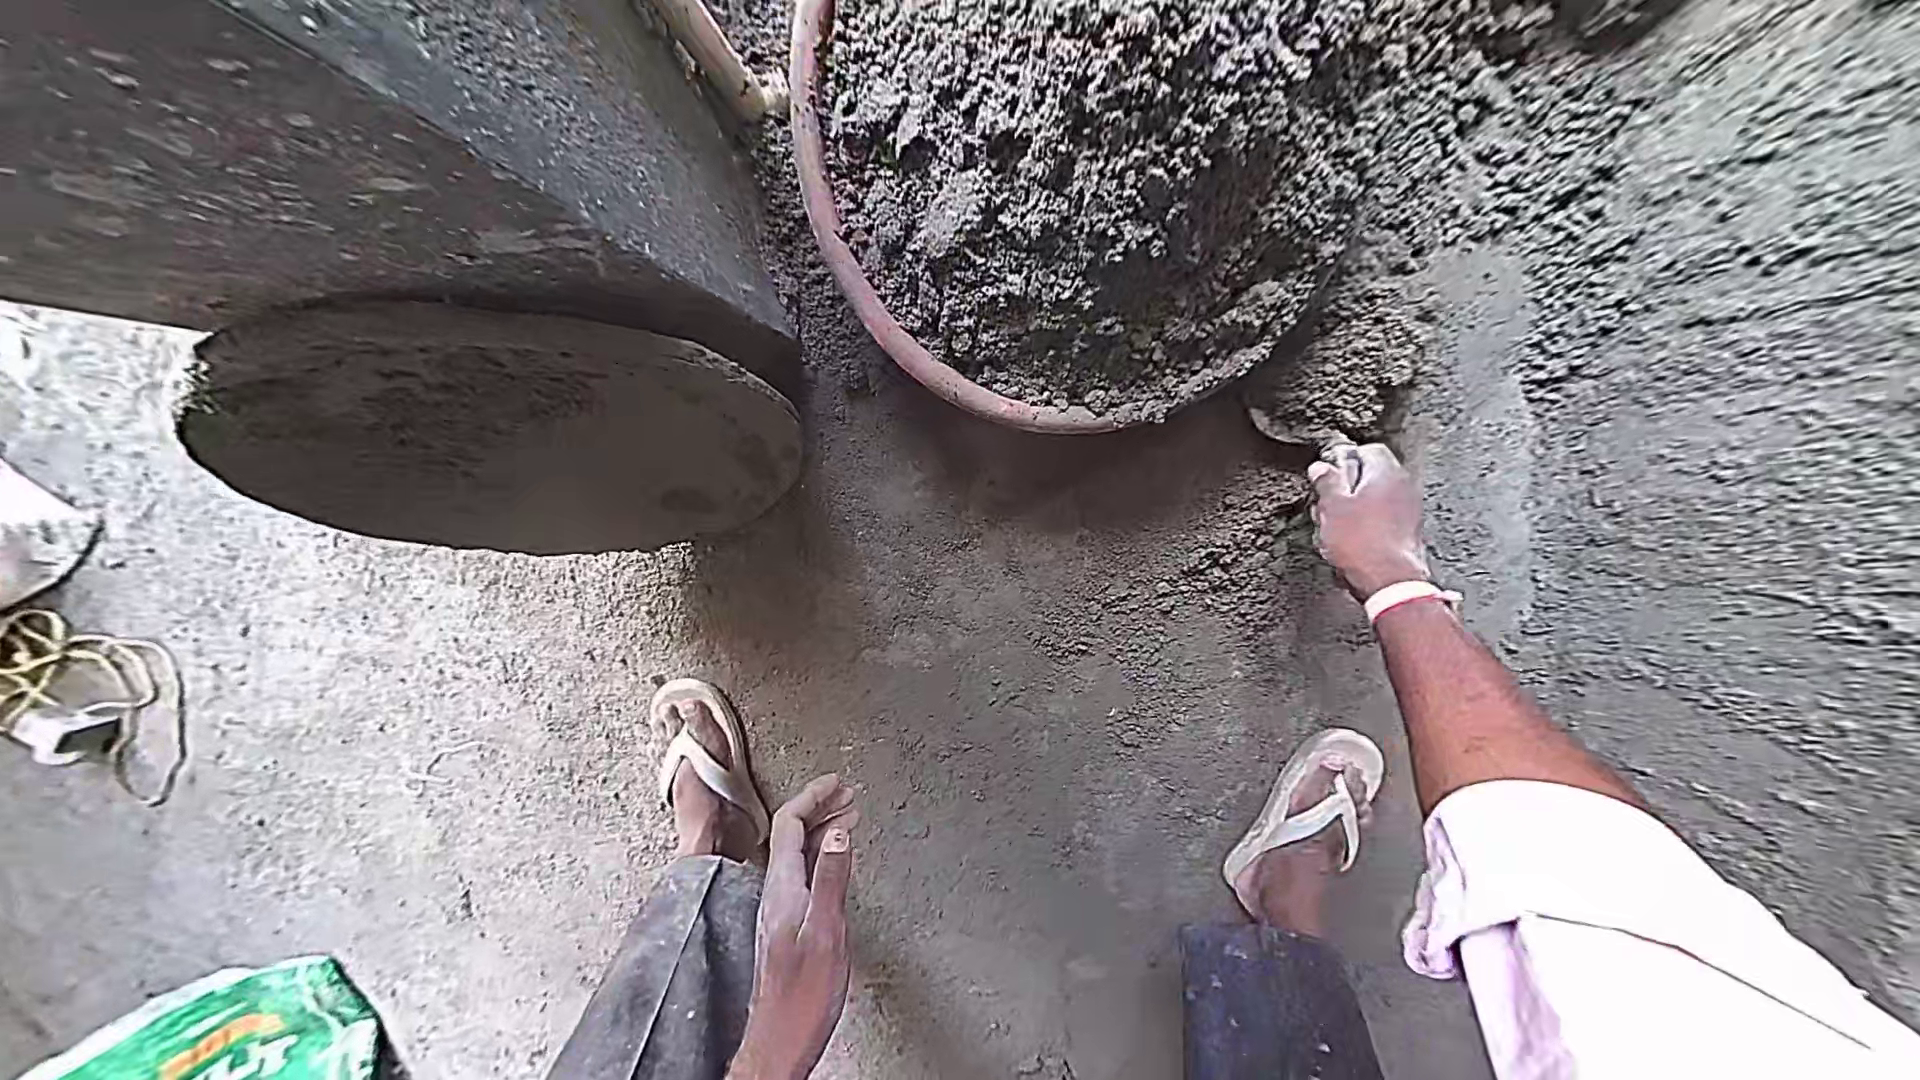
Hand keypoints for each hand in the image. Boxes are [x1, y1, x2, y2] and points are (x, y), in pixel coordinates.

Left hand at [728, 775, 858, 1079]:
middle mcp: (777, 891)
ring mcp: (781, 905)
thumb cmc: (802, 996)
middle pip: (791, 832)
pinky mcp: (789, 919)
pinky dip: (823, 850)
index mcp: (783, 887)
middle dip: (819, 805)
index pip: (789, 824)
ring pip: (798, 850)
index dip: (812, 796)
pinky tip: (837, 854)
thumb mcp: (826, 931)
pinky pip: (803, 867)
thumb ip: (831, 878)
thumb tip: (840, 833)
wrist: (781, 1038)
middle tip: (845, 791)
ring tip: (847, 814)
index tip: (835, 782)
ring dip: (822, 826)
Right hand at [1308, 443, 1431, 601]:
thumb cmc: (1361, 542)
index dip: (1342, 459)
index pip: (1367, 450)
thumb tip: (1321, 467)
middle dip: (1343, 487)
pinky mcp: (1404, 531)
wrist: (1388, 581)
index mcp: (1386, 474)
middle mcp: (1403, 487)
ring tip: (1332, 527)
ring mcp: (1406, 510)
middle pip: (1368, 475)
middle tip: (1324, 505)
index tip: (1324, 474)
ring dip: (1349, 508)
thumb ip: (1326, 482)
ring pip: (1370, 498)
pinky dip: (1360, 525)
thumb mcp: (1332, 507)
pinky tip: (1346, 541)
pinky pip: (1377, 518)